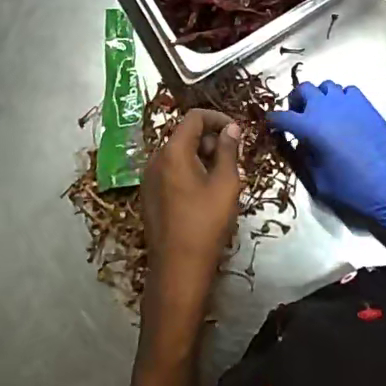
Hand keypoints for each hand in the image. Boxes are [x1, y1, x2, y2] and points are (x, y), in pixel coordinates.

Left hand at [141, 109, 242, 305]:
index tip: (237, 133)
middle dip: (210, 140)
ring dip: (201, 157)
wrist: (177, 268)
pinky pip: (170, 171)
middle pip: (184, 135)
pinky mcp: (149, 195)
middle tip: (233, 161)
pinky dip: (188, 171)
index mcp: (172, 151)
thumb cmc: (205, 224)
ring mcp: (149, 178)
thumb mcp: (225, 185)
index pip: (194, 117)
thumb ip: (228, 151)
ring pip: (178, 154)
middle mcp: (155, 159)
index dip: (217, 119)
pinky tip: (204, 194)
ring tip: (222, 180)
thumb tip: (231, 128)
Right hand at [268, 81, 385, 245]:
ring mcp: (347, 103)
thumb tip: (296, 143)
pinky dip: (341, 98)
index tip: (272, 127)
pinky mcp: (367, 105)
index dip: (272, 122)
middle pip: (302, 89)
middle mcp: (325, 108)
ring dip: (320, 97)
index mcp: (309, 126)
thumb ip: (302, 156)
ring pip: (326, 86)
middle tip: (298, 115)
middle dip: (295, 101)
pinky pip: (348, 91)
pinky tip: (344, 114)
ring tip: (323, 113)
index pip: (280, 116)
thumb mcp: (318, 179)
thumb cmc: (352, 189)